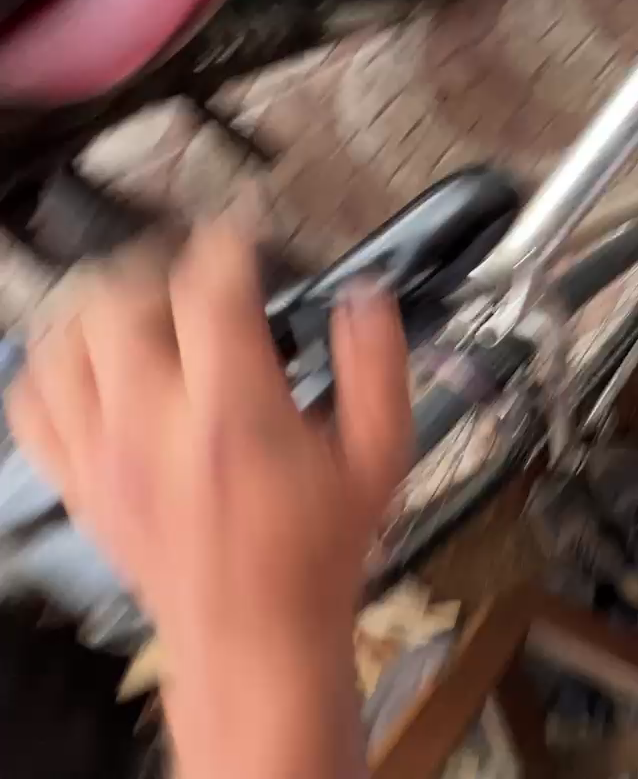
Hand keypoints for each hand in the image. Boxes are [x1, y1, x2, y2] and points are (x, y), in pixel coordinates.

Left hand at [3, 223, 411, 661]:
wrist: (254, 623)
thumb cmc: (325, 537)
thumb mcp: (385, 447)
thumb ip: (379, 365)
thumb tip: (366, 300)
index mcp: (236, 411)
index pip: (210, 298)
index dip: (226, 248)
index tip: (242, 230)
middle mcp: (154, 422)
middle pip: (120, 308)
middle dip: (160, 266)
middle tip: (199, 260)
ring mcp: (102, 451)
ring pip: (61, 345)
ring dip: (100, 304)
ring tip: (143, 292)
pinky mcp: (77, 478)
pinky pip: (31, 401)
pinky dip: (50, 360)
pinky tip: (87, 351)